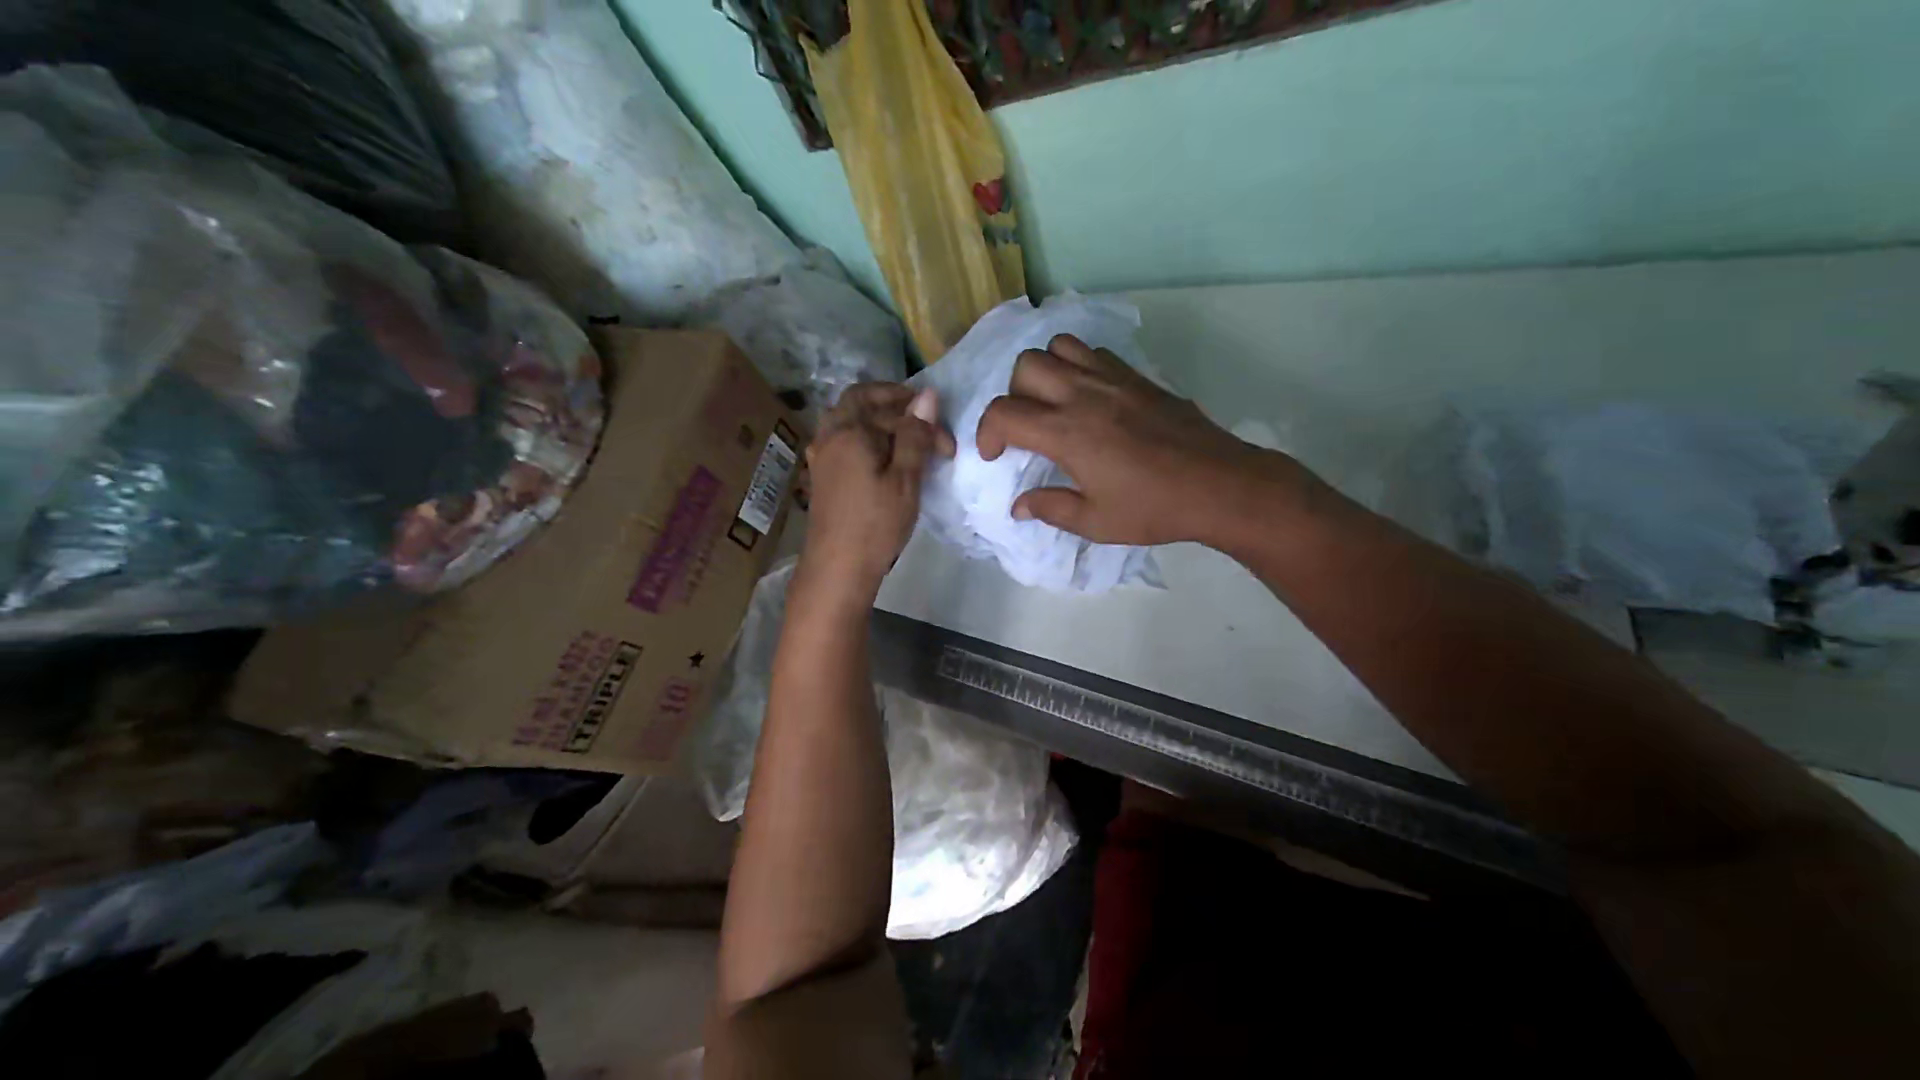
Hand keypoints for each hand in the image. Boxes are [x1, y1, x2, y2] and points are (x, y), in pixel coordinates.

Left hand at [798, 383, 955, 596]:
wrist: (838, 568)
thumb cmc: (876, 524)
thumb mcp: (905, 479)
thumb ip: (915, 435)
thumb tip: (927, 395)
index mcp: (849, 431)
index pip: (887, 405)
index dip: (920, 416)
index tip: (943, 441)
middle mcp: (829, 436)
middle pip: (859, 403)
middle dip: (894, 407)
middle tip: (923, 427)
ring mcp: (821, 456)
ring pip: (848, 422)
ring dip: (876, 423)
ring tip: (905, 442)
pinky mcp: (821, 476)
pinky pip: (842, 442)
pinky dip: (864, 441)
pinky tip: (881, 461)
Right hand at [976, 334, 1311, 547]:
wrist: (1218, 485)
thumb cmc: (1153, 509)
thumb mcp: (1096, 522)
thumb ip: (1051, 508)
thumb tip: (1019, 505)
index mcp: (1067, 434)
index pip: (1004, 413)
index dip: (986, 432)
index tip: (994, 454)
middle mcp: (1083, 395)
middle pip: (1025, 366)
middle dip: (1012, 395)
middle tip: (1026, 427)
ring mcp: (1113, 380)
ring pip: (1058, 346)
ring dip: (1044, 370)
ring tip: (1052, 401)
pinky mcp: (1137, 376)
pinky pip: (1094, 352)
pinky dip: (1078, 365)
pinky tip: (1088, 396)